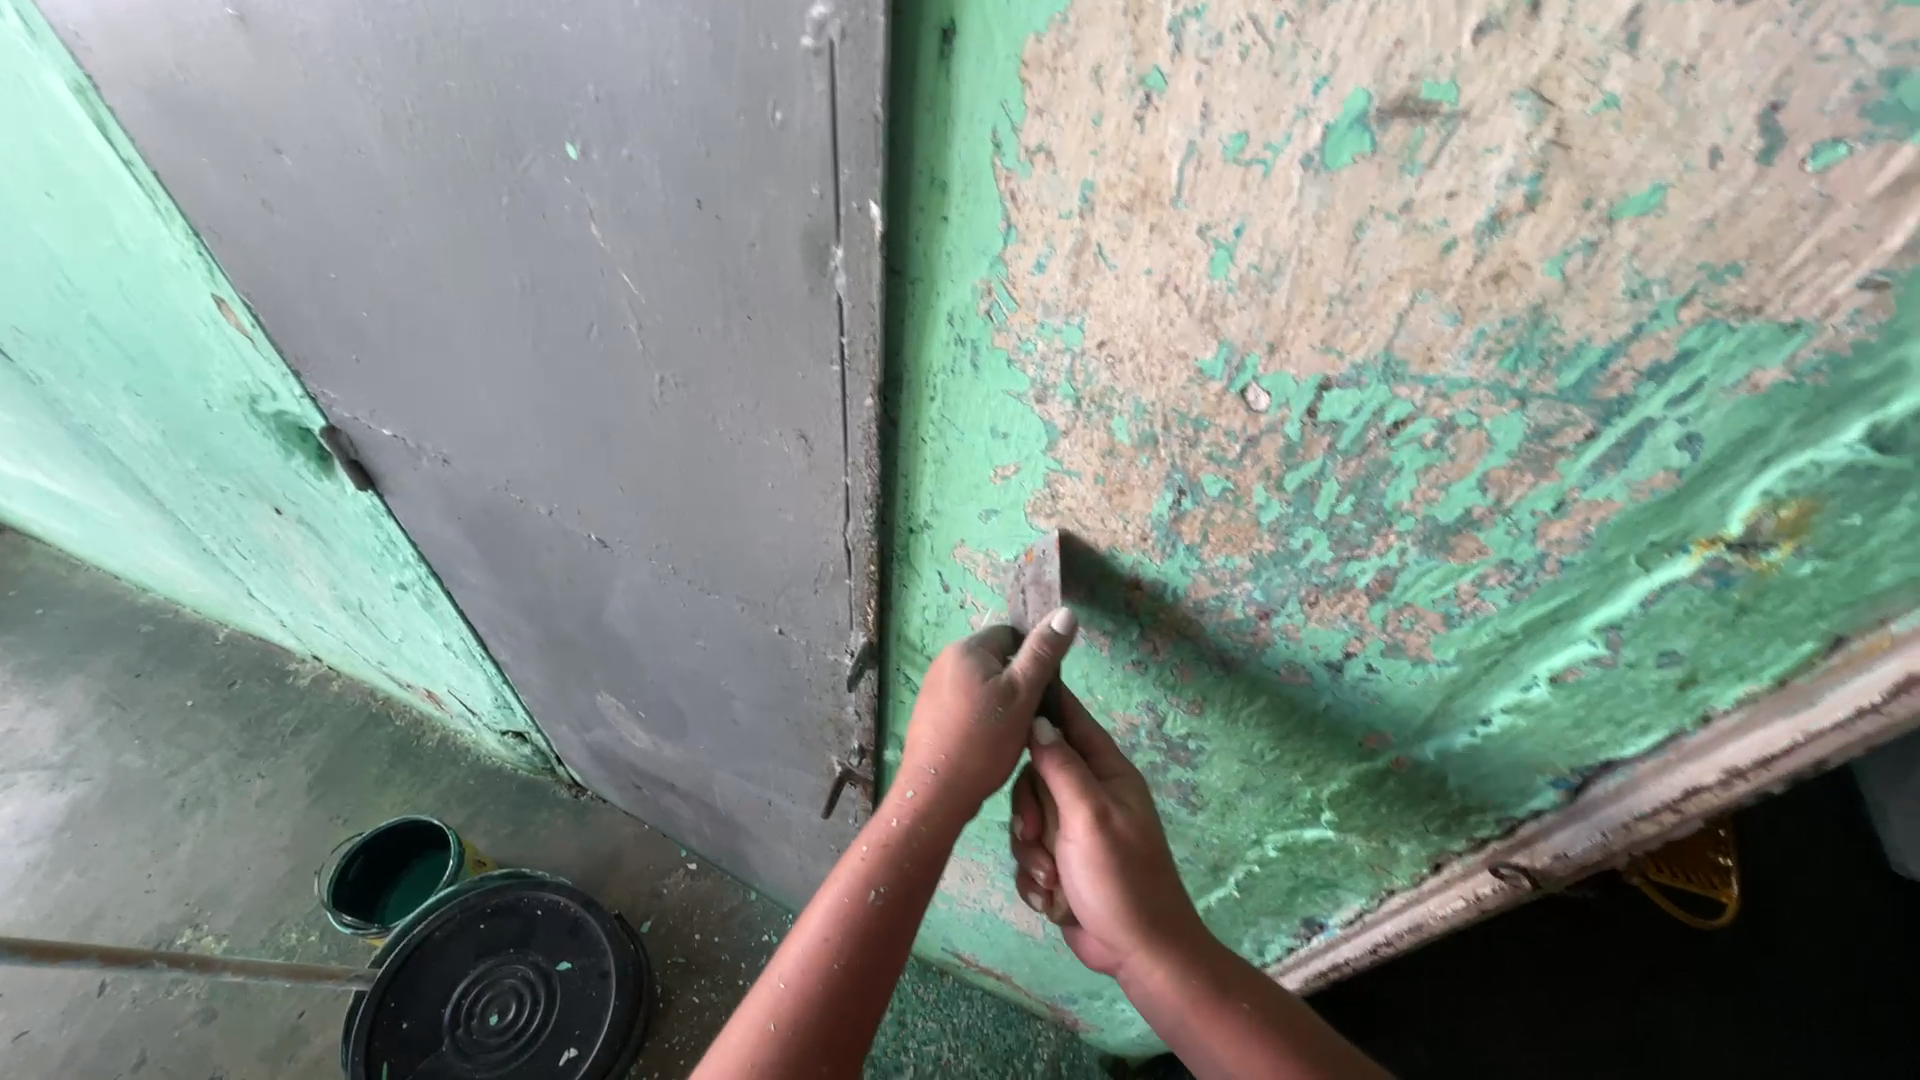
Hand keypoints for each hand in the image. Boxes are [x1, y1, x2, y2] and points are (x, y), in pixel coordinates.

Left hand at [895, 608, 1078, 821]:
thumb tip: (1066, 612)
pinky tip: (990, 742)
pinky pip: (967, 703)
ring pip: (983, 684)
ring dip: (1002, 702)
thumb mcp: (1022, 695)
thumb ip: (1044, 653)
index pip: (1011, 635)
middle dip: (1018, 682)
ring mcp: (934, 687)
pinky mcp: (930, 713)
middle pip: (997, 659)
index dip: (1033, 658)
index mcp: (966, 649)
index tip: (1043, 690)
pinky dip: (983, 717)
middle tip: (1032, 715)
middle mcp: (945, 660)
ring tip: (1012, 732)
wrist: (936, 794)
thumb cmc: (983, 742)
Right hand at [1009, 684, 1206, 977]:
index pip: (1071, 722)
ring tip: (1050, 878)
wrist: (1138, 952)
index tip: (1017, 687)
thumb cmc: (1121, 877)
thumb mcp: (1089, 815)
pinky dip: (1033, 877)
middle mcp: (1089, 795)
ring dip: (1030, 851)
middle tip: (1032, 835)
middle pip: (1035, 776)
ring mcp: (1074, 831)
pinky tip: (1050, 897)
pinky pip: (1028, 854)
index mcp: (1106, 774)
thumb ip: (1061, 766)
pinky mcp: (1061, 863)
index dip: (1046, 703)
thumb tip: (1037, 719)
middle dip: (1027, 811)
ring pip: (1026, 819)